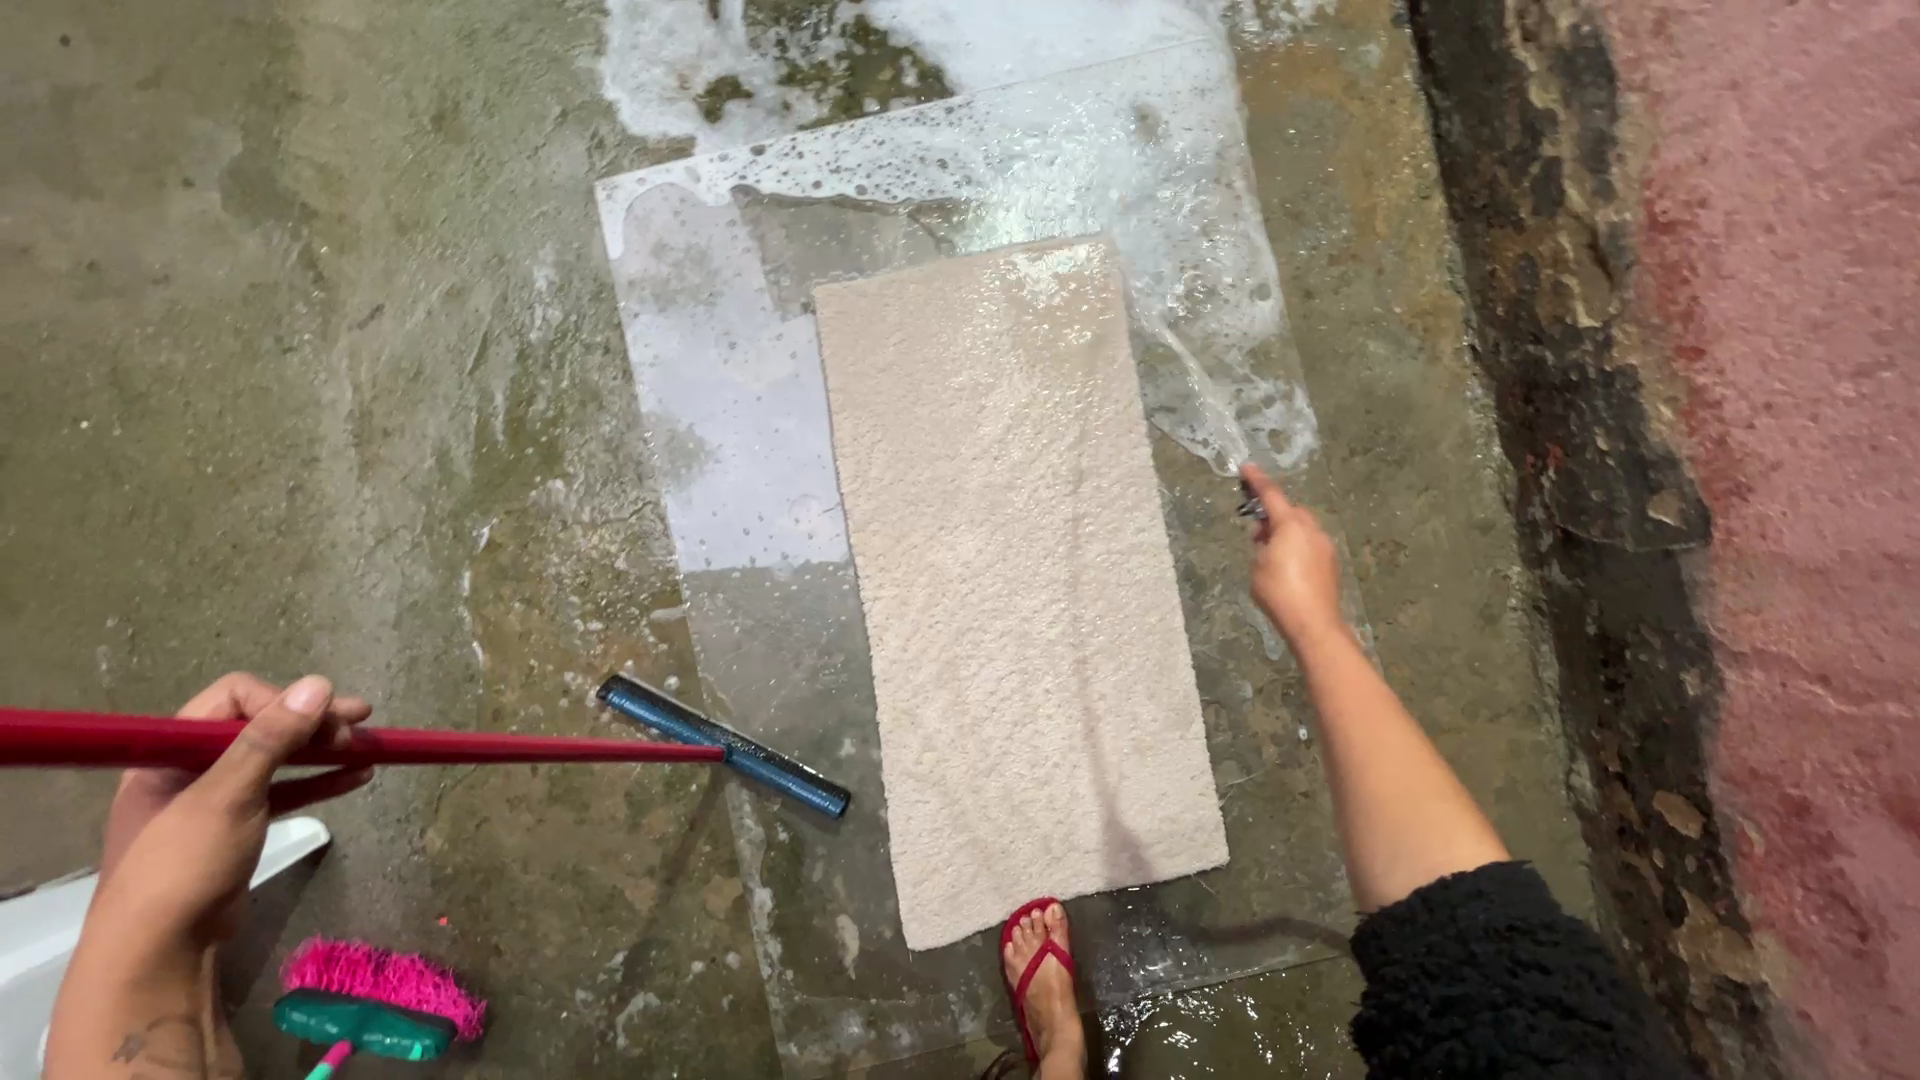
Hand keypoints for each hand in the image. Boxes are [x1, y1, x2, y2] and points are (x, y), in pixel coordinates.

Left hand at [91, 673, 373, 948]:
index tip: (323, 719)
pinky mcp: (240, 823)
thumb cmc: (184, 866)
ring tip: (369, 746)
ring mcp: (216, 797)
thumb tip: (318, 684)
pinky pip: (287, 788)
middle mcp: (190, 767)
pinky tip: (359, 776)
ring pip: (280, 756)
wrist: (163, 949)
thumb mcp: (227, 797)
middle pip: (262, 724)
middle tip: (360, 722)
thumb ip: (269, 739)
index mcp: (169, 752)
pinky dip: (322, 779)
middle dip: (314, 721)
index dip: (282, 701)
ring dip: (324, 748)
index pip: (234, 698)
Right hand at [1241, 463, 1347, 651]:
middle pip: (1291, 510)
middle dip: (1274, 514)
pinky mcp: (1330, 563)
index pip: (1272, 495)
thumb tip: (1268, 537)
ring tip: (1269, 552)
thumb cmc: (1279, 592)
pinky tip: (1286, 566)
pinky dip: (1296, 546)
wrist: (1313, 622)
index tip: (1247, 468)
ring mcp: (1325, 546)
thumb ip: (1261, 545)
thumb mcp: (1258, 565)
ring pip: (1302, 527)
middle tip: (1256, 531)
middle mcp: (1312, 530)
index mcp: (1291, 525)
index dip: (1257, 481)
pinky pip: (1310, 543)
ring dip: (1286, 532)